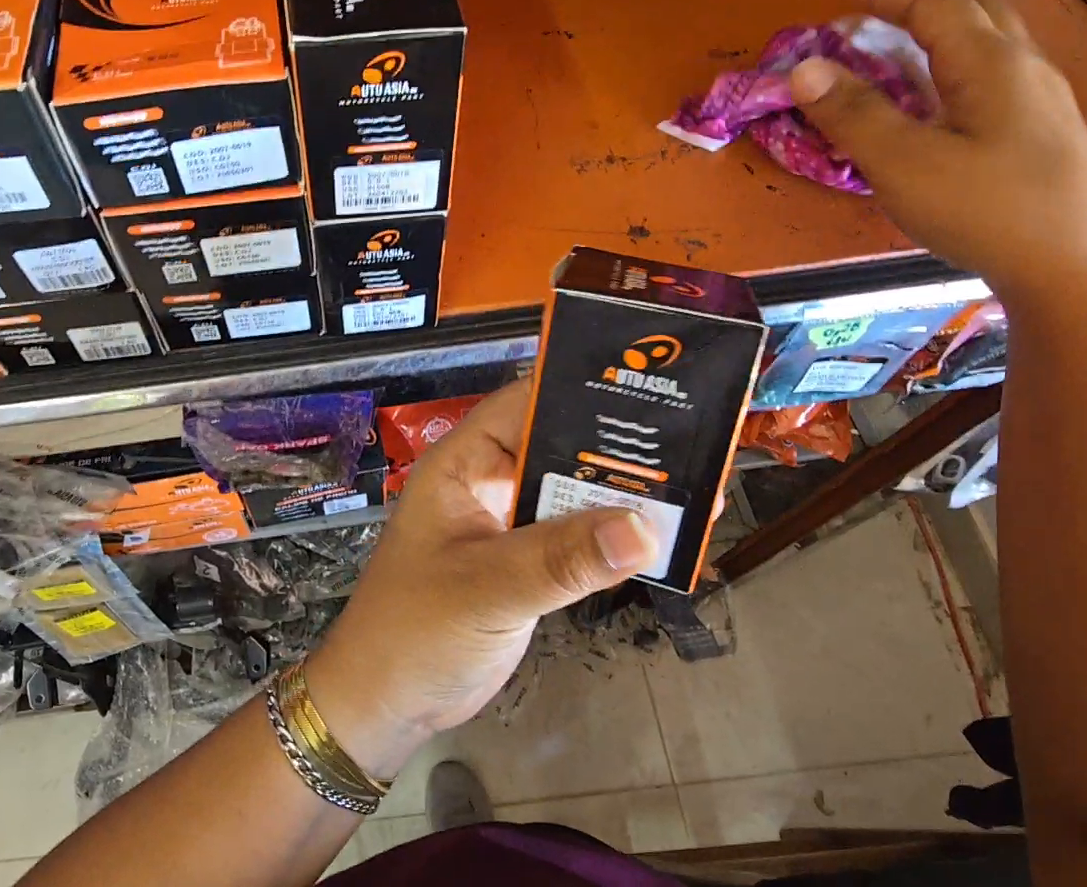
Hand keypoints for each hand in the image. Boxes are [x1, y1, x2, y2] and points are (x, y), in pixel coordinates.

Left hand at [302, 381, 661, 775]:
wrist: (387, 700)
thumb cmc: (415, 632)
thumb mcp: (487, 588)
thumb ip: (560, 558)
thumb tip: (644, 528)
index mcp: (463, 465)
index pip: (524, 405)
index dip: (579, 390)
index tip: (648, 385)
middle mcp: (487, 484)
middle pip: (557, 447)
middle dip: (615, 446)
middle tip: (695, 440)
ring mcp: (507, 525)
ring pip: (571, 493)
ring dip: (621, 495)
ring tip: (699, 485)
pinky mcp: (525, 564)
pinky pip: (575, 538)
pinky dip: (612, 538)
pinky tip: (663, 538)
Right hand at [790, 0, 1086, 297]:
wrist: (1074, 265)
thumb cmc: (982, 209)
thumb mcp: (901, 163)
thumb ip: (852, 113)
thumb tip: (804, 68)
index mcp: (987, 63)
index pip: (933, 7)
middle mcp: (1021, 67)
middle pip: (974, 8)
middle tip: (879, 1)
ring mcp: (1039, 98)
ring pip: (991, 38)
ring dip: (945, 24)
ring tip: (905, 37)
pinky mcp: (1042, 130)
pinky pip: (995, 71)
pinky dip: (957, 59)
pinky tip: (943, 92)